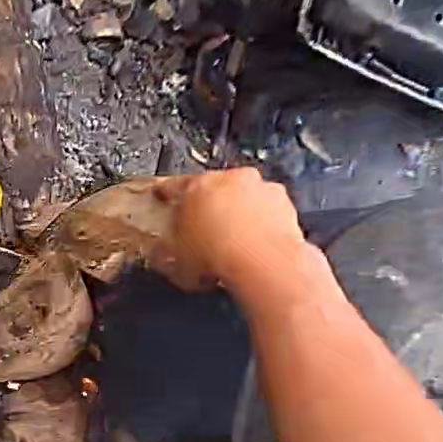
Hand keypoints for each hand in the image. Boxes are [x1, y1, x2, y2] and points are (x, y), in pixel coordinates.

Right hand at [149, 169, 310, 291]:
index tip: (161, 195)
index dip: (165, 193)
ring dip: (236, 211)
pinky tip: (253, 243)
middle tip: (201, 228)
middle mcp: (230, 179)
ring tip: (231, 240)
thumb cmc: (213, 258)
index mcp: (196, 188)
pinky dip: (259, 221)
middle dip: (206, 204)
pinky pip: (265, 209)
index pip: (174, 186)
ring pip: (242, 196)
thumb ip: (164, 252)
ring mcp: (260, 187)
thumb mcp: (175, 262)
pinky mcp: (285, 202)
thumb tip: (157, 252)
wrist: (262, 263)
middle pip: (213, 188)